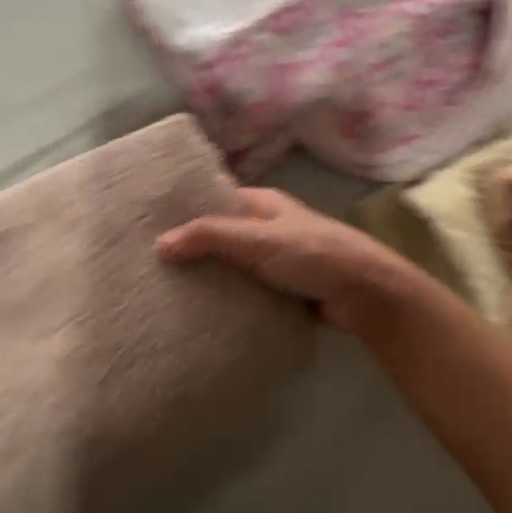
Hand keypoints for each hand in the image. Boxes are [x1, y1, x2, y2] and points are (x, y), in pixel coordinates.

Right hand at [157, 188, 424, 331]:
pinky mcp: (282, 293)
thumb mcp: (259, 239)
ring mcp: (275, 262)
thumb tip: (160, 243)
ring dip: (207, 277)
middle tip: (146, 262)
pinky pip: (245, 294)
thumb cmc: (314, 254)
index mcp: (264, 204)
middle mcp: (267, 228)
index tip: (147, 219)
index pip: (216, 196)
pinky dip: (226, 301)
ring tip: (162, 292)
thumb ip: (211, 237)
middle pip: (221, 234)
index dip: (186, 204)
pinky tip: (198, 315)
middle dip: (191, 246)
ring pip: (232, 267)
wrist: (365, 294)